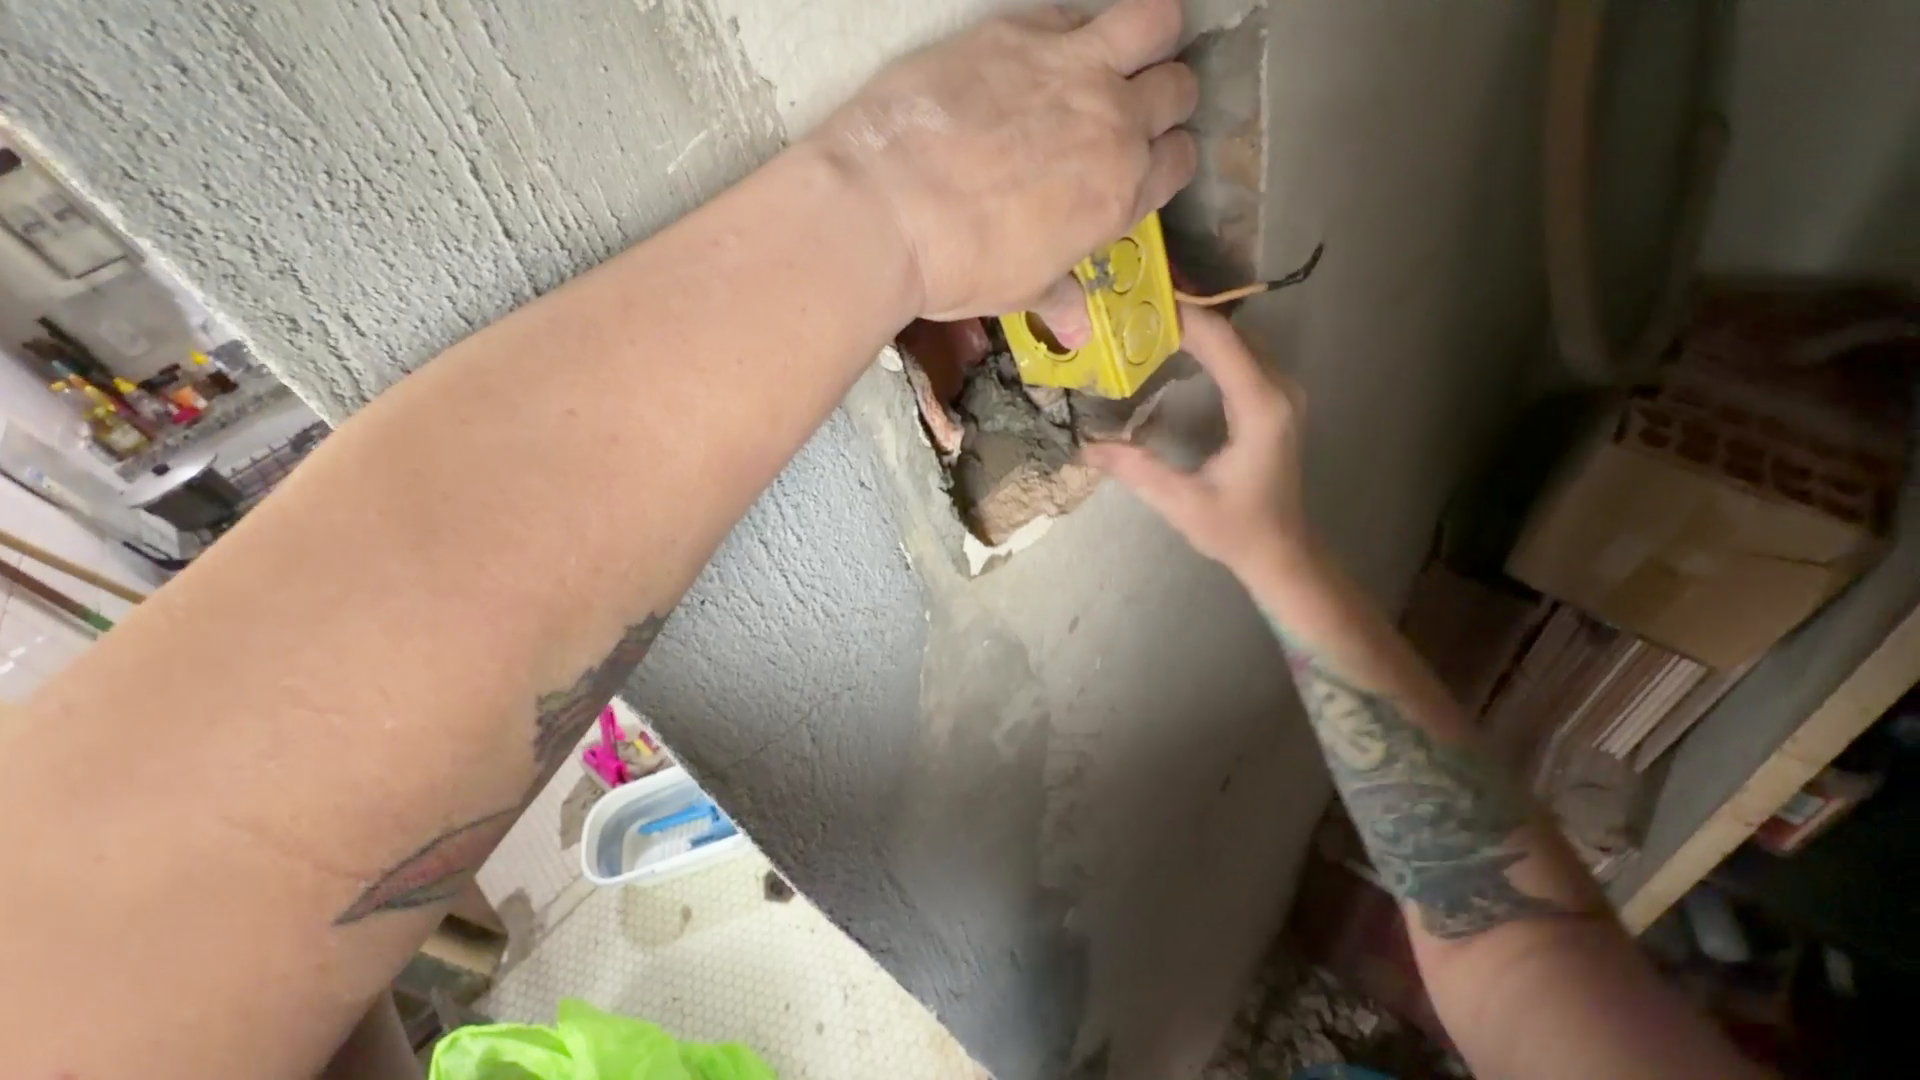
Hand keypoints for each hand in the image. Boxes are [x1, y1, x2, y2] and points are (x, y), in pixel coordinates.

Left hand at [810, 0, 1197, 341]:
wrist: (887, 210)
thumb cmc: (957, 266)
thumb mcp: (1017, 292)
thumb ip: (1059, 297)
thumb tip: (1077, 328)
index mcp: (1119, 196)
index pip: (1179, 161)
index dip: (1164, 159)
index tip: (1141, 161)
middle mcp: (1113, 125)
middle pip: (1177, 89)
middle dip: (1162, 98)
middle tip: (1125, 109)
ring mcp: (1073, 69)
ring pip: (1155, 23)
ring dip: (1147, 37)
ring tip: (1115, 53)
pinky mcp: (1021, 31)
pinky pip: (1074, 10)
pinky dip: (1070, 26)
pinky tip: (1040, 51)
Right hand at [1083, 306, 1309, 571]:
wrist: (1281, 549)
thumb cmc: (1236, 529)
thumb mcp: (1181, 503)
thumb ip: (1137, 470)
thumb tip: (1086, 445)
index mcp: (1260, 409)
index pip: (1221, 341)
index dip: (1181, 316)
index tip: (1138, 301)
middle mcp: (1279, 389)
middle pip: (1231, 332)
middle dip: (1184, 314)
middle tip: (1132, 307)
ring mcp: (1282, 391)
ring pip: (1238, 338)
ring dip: (1197, 325)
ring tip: (1147, 319)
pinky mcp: (1275, 398)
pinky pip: (1243, 355)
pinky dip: (1211, 343)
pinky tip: (1176, 344)